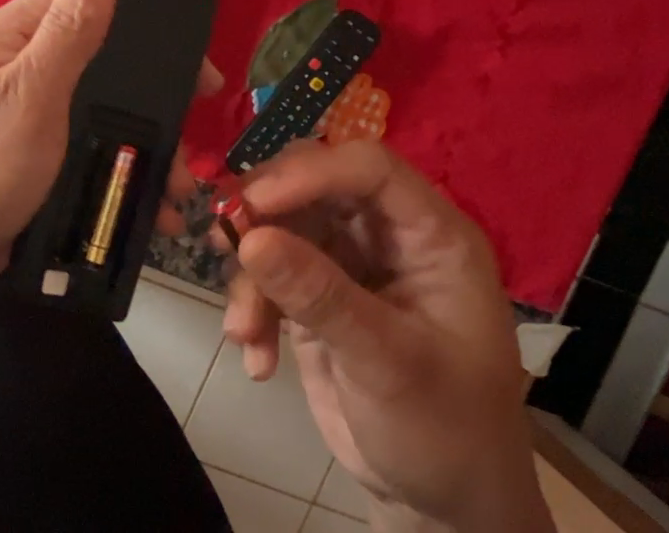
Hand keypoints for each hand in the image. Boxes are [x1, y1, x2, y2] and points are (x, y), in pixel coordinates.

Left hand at [0, 0, 216, 297]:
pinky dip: (130, 170)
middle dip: (157, 78)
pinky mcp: (44, 155)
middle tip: (202, 107)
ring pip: (109, 105)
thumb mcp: (28, 98)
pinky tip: (159, 206)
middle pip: (107, 48)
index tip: (193, 26)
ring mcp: (36, 111)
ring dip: (151, 136)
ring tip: (184, 181)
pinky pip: (98, 149)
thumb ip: (67, 31)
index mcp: (15, 34)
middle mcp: (26, 63)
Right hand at [218, 141, 551, 532]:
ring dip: (251, 276)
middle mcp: (386, 237)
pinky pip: (266, 274)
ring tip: (244, 331)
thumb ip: (318, 295)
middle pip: (311, 187)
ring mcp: (346, 265)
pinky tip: (256, 357)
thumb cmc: (443, 429)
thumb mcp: (386, 362)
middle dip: (263, 215)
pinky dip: (252, 309)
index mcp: (430, 237)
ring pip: (278, 229)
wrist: (437, 502)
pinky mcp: (313, 296)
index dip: (308, 173)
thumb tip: (249, 236)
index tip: (252, 203)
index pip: (367, 169)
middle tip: (224, 242)